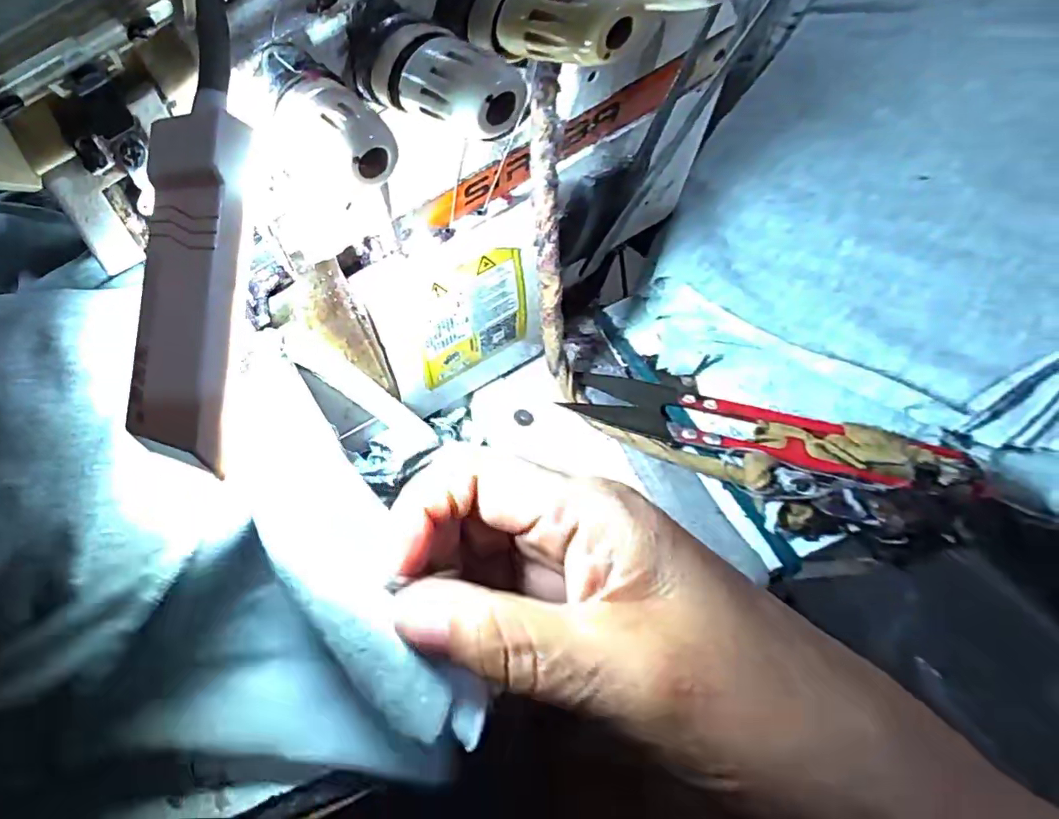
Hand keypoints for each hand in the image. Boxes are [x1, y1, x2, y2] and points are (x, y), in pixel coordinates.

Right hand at [389, 445, 1050, 818]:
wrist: (868, 785)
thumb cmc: (752, 703)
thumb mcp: (618, 670)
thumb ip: (500, 637)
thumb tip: (399, 615)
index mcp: (583, 507)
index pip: (466, 474)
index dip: (417, 513)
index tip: (392, 577)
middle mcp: (569, 523)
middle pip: (462, 511)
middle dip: (423, 556)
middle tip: (400, 616)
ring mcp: (570, 568)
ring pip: (473, 557)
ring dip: (441, 594)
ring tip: (425, 642)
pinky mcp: (573, 611)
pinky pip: (496, 599)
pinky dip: (468, 624)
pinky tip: (460, 657)